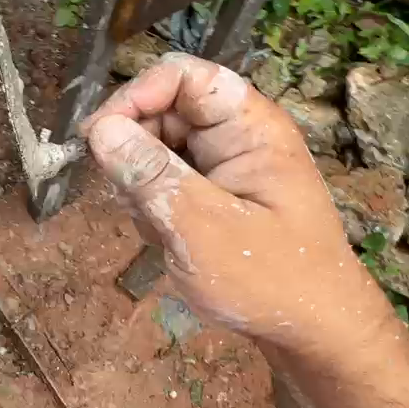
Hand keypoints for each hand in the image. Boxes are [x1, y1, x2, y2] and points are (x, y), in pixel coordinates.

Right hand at [80, 53, 389, 353]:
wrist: (309, 331)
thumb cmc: (268, 279)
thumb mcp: (201, 228)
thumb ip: (150, 175)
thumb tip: (100, 130)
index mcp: (249, 129)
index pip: (183, 76)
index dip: (136, 95)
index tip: (99, 137)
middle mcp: (234, 137)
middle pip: (160, 108)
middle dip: (129, 145)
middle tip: (119, 191)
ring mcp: (219, 165)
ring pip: (151, 145)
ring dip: (134, 179)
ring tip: (150, 221)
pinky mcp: (206, 191)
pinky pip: (157, 177)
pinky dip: (144, 200)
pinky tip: (158, 232)